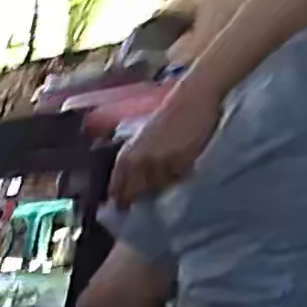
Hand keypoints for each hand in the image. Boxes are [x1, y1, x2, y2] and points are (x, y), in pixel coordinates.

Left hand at [109, 85, 221, 207]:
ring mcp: (157, 163)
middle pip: (135, 195)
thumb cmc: (164, 122)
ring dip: (165, 184)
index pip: (116, 191)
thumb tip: (122, 193)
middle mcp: (137, 163)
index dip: (121, 201)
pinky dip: (181, 174)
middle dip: (142, 197)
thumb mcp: (137, 144)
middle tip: (152, 191)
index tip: (126, 208)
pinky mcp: (178, 160)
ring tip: (171, 169)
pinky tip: (184, 161)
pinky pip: (178, 178)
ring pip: (158, 188)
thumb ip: (129, 167)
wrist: (191, 99)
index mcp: (124, 159)